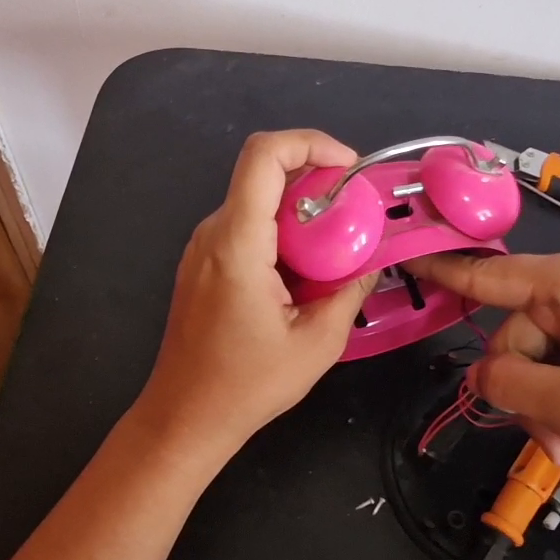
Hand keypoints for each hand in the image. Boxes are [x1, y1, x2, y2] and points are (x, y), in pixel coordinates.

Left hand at [132, 131, 376, 459]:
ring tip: (338, 250)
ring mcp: (203, 248)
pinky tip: (307, 272)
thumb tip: (374, 258)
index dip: (310, 142)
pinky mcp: (203, 264)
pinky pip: (247, 227)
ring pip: (258, 202)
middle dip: (317, 183)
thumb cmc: (247, 384)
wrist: (185, 417)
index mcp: (237, 242)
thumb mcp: (318, 342)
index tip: (350, 168)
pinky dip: (282, 234)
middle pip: (265, 176)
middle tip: (358, 217)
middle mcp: (213, 233)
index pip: (264, 154)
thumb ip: (350, 291)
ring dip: (301, 213)